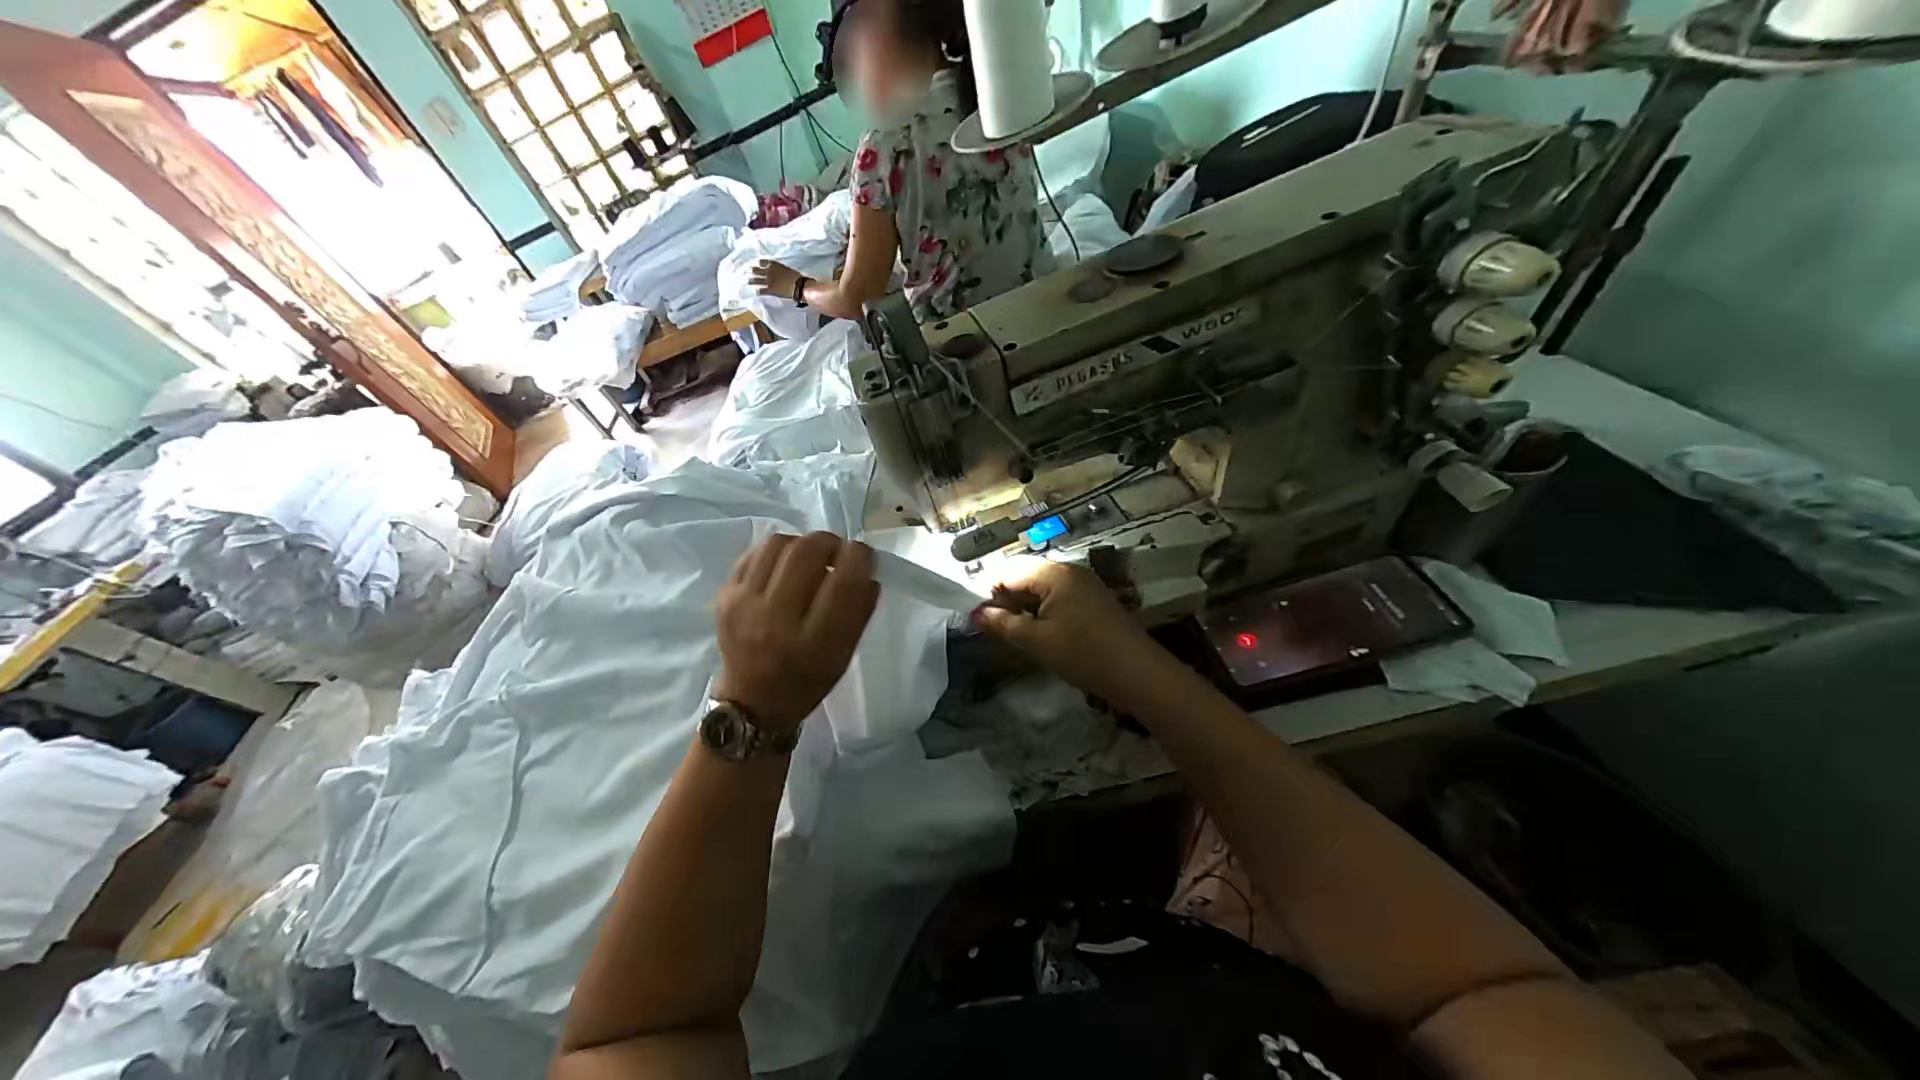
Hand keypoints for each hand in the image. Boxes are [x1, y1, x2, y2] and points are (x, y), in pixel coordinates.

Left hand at [715, 532, 879, 731]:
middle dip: (830, 542)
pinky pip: (755, 553)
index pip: (843, 582)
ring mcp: (744, 605)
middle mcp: (777, 620)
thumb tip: (866, 566)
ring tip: (810, 557)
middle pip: (808, 553)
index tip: (863, 555)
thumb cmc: (807, 679)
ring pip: (779, 544)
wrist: (752, 701)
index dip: (859, 557)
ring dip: (802, 543)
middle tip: (837, 551)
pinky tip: (785, 565)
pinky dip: (777, 551)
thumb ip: (860, 609)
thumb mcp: (844, 654)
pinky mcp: (725, 596)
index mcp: (814, 642)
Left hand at [748, 260, 804, 300]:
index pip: (762, 262)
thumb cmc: (796, 276)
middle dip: (754, 271)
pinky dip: (758, 291)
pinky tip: (756, 292)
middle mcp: (768, 272)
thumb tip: (780, 273)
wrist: (798, 286)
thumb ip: (780, 270)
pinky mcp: (770, 290)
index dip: (759, 264)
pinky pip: (761, 291)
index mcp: (773, 265)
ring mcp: (768, 281)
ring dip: (752, 281)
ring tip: (748, 281)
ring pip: (756, 280)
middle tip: (751, 272)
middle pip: (757, 270)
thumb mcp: (787, 269)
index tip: (758, 264)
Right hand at [972, 559, 1180, 706]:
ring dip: (1025, 606)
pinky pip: (1060, 596)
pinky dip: (1044, 610)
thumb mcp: (1037, 641)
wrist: (1139, 674)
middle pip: (1026, 575)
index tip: (979, 619)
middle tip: (995, 628)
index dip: (989, 592)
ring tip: (1016, 633)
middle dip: (1007, 599)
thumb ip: (1004, 624)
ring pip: (1042, 587)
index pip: (1008, 571)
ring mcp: (1085, 584)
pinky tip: (1041, 633)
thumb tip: (976, 614)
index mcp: (1054, 573)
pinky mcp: (1094, 600)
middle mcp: (1070, 570)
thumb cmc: (1084, 654)